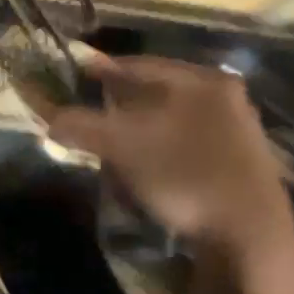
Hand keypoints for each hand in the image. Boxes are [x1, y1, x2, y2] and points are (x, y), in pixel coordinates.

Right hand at [42, 55, 293, 251]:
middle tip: (83, 111)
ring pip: (166, 115)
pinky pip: (180, 136)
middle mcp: (222, 95)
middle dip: (115, 101)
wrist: (244, 229)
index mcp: (201, 81)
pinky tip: (137, 162)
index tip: (70, 76)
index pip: (138, 64)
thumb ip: (79, 124)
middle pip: (153, 89)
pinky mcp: (233, 153)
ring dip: (132, 126)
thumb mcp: (119, 145)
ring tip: (104, 140)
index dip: (99, 69)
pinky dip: (153, 143)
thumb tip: (49, 118)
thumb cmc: (182, 174)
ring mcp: (233, 125)